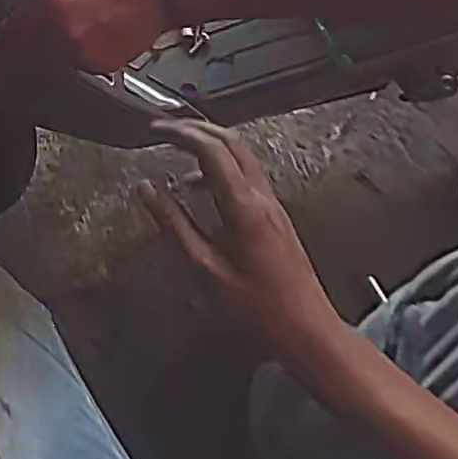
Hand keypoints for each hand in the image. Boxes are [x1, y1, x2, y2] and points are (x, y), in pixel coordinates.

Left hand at [2, 0, 165, 72]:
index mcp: (46, 0)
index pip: (9, 35)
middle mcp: (59, 27)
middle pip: (28, 55)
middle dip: (27, 54)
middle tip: (40, 45)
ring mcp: (80, 48)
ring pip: (54, 63)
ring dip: (58, 56)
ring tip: (82, 34)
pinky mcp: (101, 63)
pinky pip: (81, 68)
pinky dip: (84, 61)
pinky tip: (98, 40)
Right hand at [140, 120, 342, 353]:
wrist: (309, 332)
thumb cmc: (260, 309)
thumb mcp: (206, 269)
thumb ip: (174, 225)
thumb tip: (147, 192)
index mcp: (244, 207)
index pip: (211, 149)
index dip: (181, 132)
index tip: (157, 128)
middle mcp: (262, 197)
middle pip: (230, 140)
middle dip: (195, 127)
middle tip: (166, 127)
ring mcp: (272, 203)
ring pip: (241, 153)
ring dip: (209, 142)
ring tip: (179, 148)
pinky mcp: (275, 213)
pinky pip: (245, 173)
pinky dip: (219, 164)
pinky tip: (200, 185)